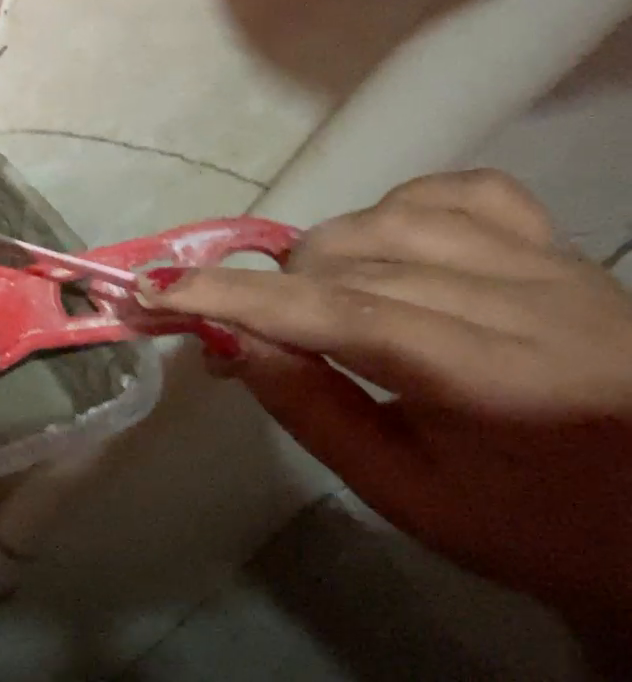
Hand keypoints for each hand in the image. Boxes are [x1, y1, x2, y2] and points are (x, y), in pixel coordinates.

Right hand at [140, 170, 631, 634]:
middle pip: (359, 259)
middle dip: (275, 286)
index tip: (154, 290)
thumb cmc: (529, 523)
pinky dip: (398, 206)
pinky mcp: (561, 247)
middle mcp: (536, 306)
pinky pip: (462, 192)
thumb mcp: (407, 493)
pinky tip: (386, 244)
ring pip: (393, 216)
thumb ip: (312, 410)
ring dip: (326, 251)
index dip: (237, 298)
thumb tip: (228, 338)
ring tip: (319, 296)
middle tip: (246, 331)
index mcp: (504, 383)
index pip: (342, 314)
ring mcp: (555, 266)